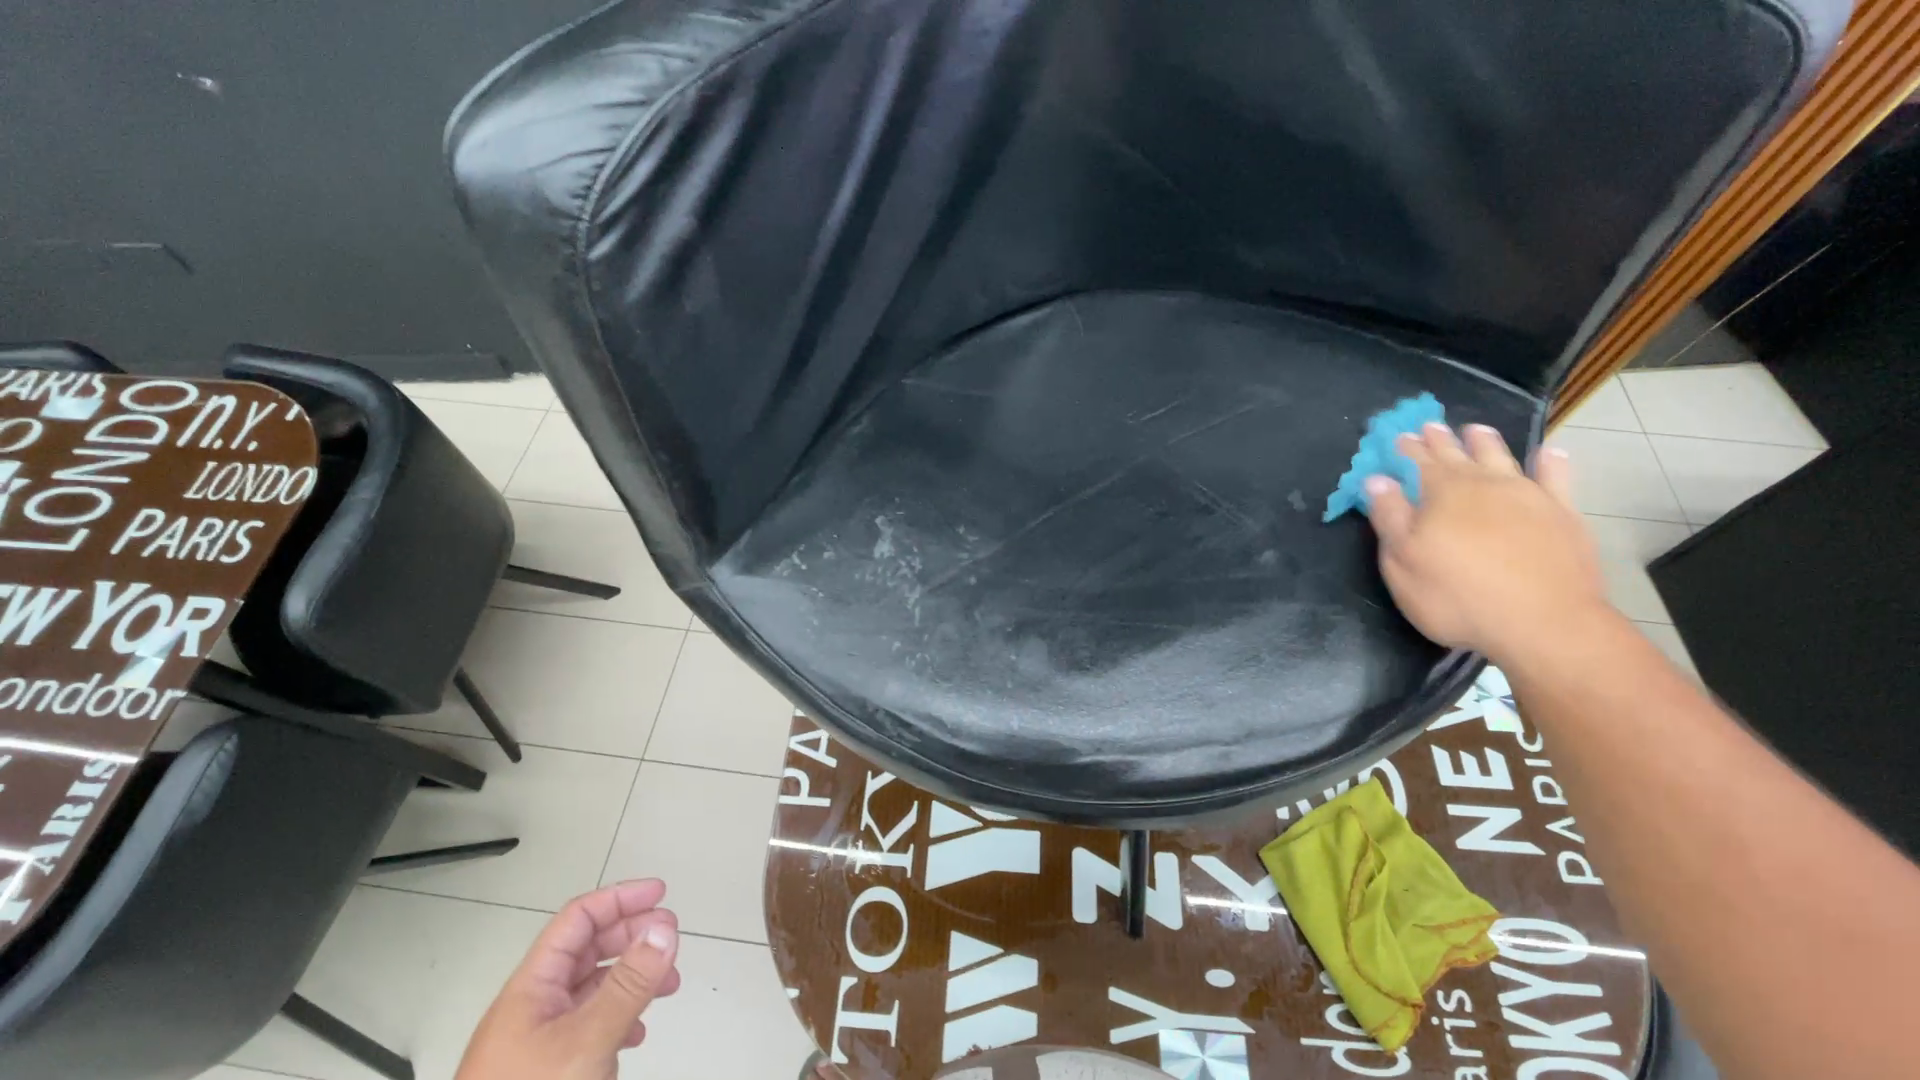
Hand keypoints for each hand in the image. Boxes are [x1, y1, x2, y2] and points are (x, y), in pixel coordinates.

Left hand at [456, 879, 682, 1079]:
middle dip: (631, 937)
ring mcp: (537, 1041)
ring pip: (590, 989)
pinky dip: (619, 1017)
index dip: (619, 899)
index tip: (662, 894)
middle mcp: (533, 1005)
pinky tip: (637, 1035)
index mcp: (533, 986)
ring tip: (669, 987)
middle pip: (586, 950)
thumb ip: (628, 984)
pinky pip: (589, 1024)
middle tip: (673, 939)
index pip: (578, 920)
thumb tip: (664, 926)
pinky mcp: (546, 1072)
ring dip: (631, 978)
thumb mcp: (587, 1041)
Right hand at [1365, 423, 1609, 662]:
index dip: (1404, 448)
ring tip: (1475, 429)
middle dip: (1439, 440)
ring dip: (1485, 441)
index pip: (1416, 461)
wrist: (1544, 622)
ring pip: (1501, 457)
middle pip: (1456, 454)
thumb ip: (1389, 518)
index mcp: (1439, 493)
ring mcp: (1527, 495)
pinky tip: (1548, 452)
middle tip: (1429, 426)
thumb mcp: (1403, 563)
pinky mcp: (1562, 513)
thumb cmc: (1458, 596)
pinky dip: (1550, 461)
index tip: (1396, 435)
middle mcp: (1483, 484)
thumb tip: (1377, 480)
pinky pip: (1556, 476)